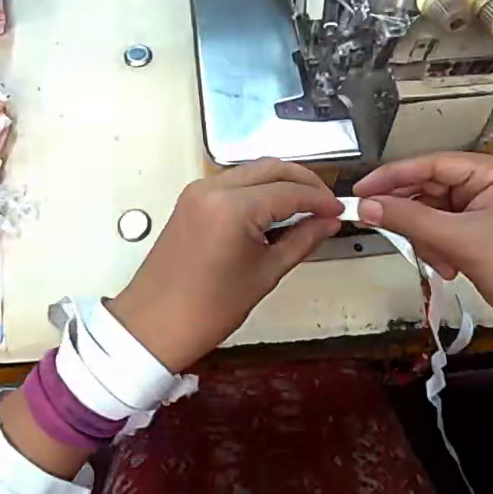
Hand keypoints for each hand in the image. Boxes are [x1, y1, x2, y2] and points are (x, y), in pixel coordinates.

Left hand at [108, 159, 342, 370]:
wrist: (153, 325)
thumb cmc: (206, 309)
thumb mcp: (265, 274)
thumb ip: (301, 240)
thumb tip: (327, 223)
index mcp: (232, 207)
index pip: (289, 191)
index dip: (319, 200)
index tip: (338, 211)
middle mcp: (212, 189)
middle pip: (271, 168)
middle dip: (303, 183)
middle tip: (326, 205)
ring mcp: (197, 191)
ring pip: (251, 171)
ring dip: (280, 184)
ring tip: (304, 210)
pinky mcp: (190, 200)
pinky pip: (232, 183)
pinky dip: (257, 190)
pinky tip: (274, 211)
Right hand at [354, 152, 492, 328]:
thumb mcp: (461, 240)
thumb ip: (409, 219)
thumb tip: (366, 206)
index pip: (434, 164)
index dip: (394, 176)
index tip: (361, 190)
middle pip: (434, 189)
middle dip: (415, 216)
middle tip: (381, 226)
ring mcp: (492, 209)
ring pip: (437, 214)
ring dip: (429, 238)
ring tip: (441, 262)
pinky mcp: (488, 233)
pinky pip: (448, 231)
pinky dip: (441, 248)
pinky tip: (450, 267)